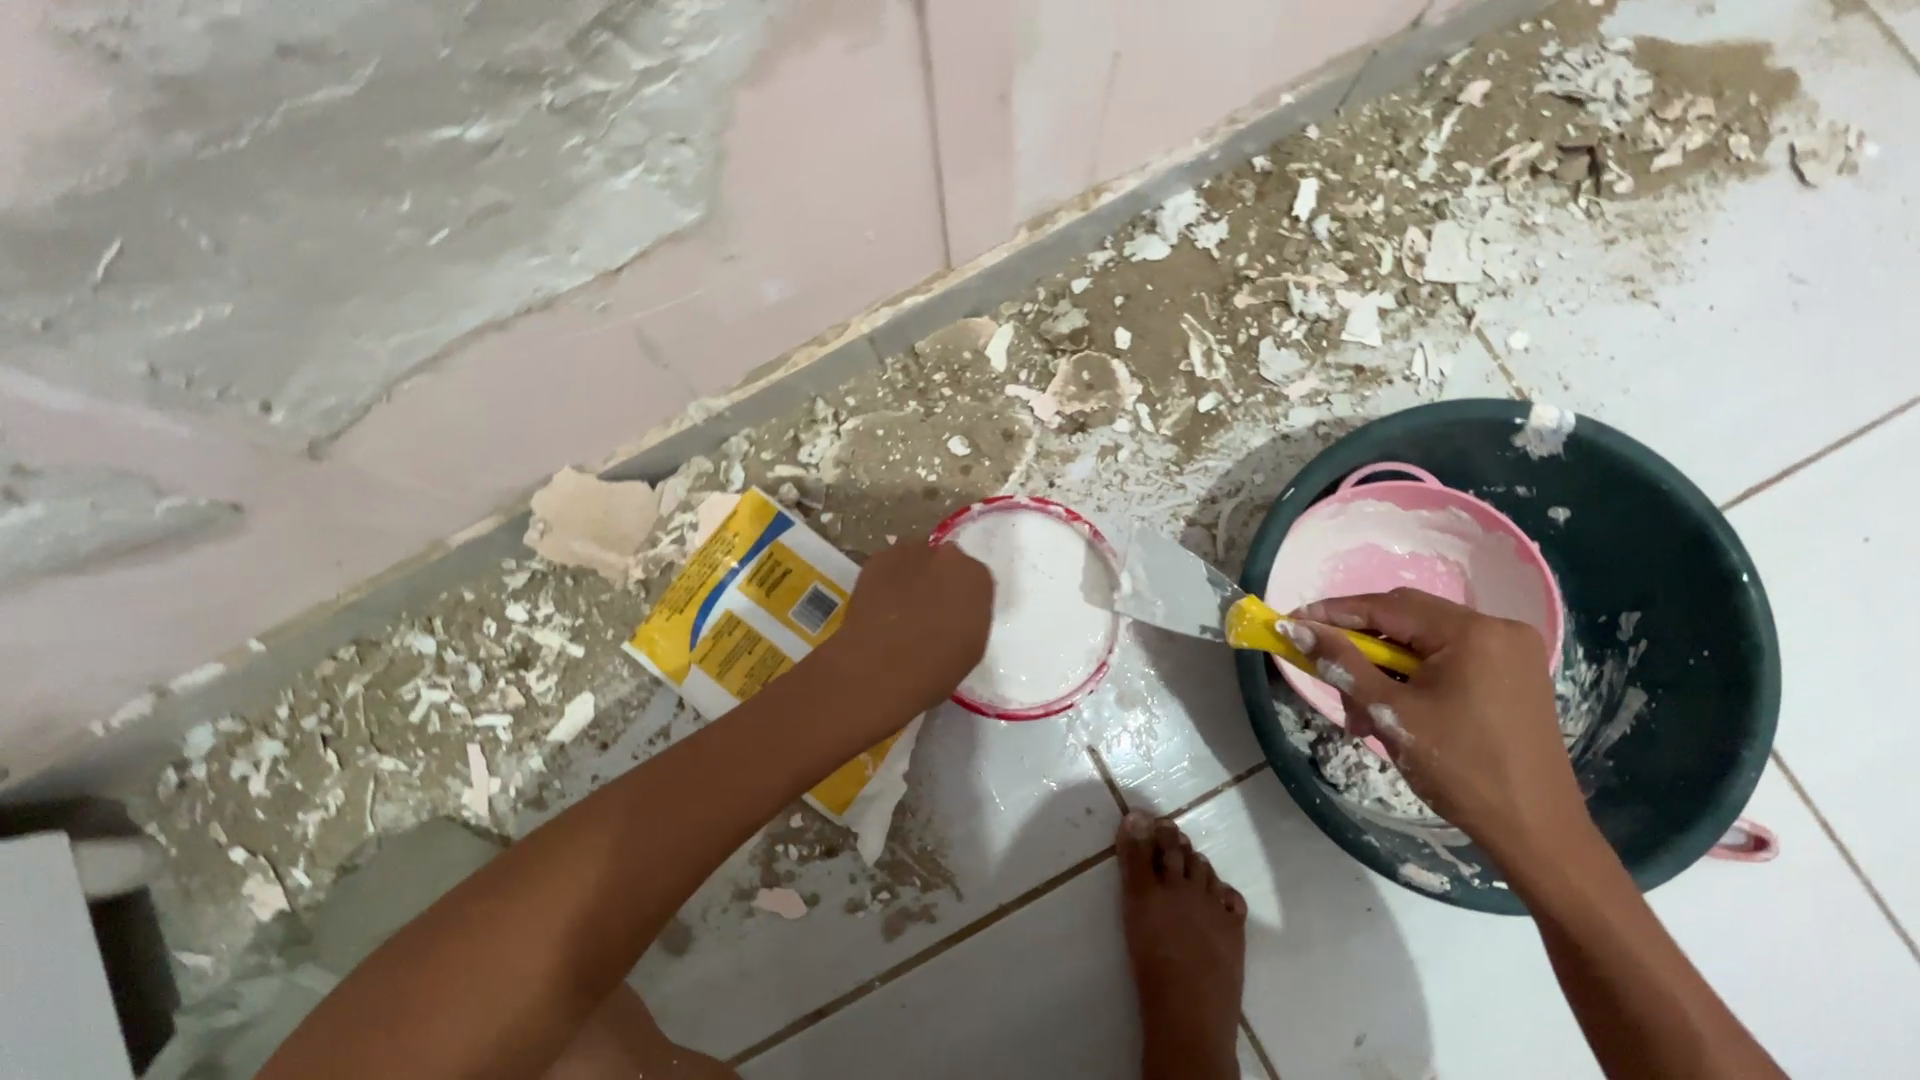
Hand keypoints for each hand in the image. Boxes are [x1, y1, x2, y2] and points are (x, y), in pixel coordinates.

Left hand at [822, 535, 993, 716]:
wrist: (883, 668)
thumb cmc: (938, 667)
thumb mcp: (972, 644)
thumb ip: (969, 614)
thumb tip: (953, 610)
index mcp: (977, 577)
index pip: (973, 578)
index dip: (960, 596)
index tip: (951, 613)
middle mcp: (947, 556)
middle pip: (945, 562)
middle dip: (937, 580)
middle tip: (926, 608)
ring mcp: (910, 553)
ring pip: (914, 559)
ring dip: (911, 576)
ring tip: (898, 607)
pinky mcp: (877, 560)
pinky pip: (886, 566)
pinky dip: (885, 581)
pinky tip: (878, 605)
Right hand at [1284, 588, 1593, 863]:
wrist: (1535, 829)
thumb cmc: (1460, 769)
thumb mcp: (1391, 714)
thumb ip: (1342, 664)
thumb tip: (1296, 628)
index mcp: (1472, 633)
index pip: (1386, 606)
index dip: (1334, 613)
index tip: (1291, 623)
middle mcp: (1498, 629)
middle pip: (1408, 619)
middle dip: (1361, 646)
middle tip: (1324, 670)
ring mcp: (1511, 653)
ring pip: (1425, 643)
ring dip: (1385, 670)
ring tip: (1360, 713)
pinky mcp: (1514, 676)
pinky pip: (1449, 660)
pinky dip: (1414, 679)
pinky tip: (1395, 710)